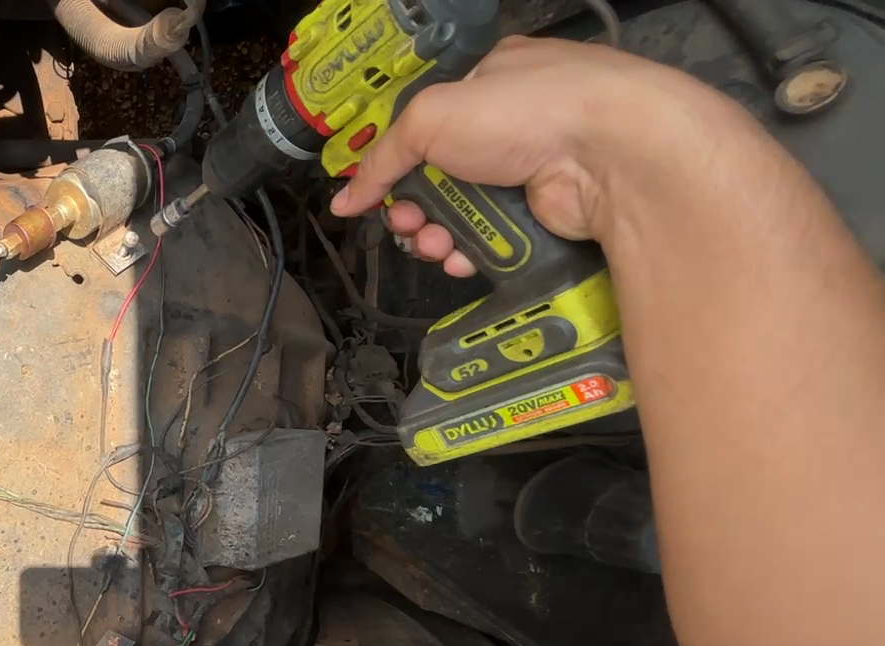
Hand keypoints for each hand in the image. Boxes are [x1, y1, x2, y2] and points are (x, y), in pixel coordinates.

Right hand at [331, 36, 741, 276]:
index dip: (391, 165)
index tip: (374, 196)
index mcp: (488, 81)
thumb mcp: (429, 119)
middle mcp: (508, 121)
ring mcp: (525, 168)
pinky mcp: (536, 210)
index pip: (421, 128)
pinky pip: (482, 237)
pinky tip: (461, 255)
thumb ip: (379, 161)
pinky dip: (464, 251)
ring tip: (435, 245)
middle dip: (410, 210)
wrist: (612, 155)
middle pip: (431, 179)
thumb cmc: (524, 114)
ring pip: (453, 214)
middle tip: (408, 224)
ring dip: (432, 237)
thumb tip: (343, 202)